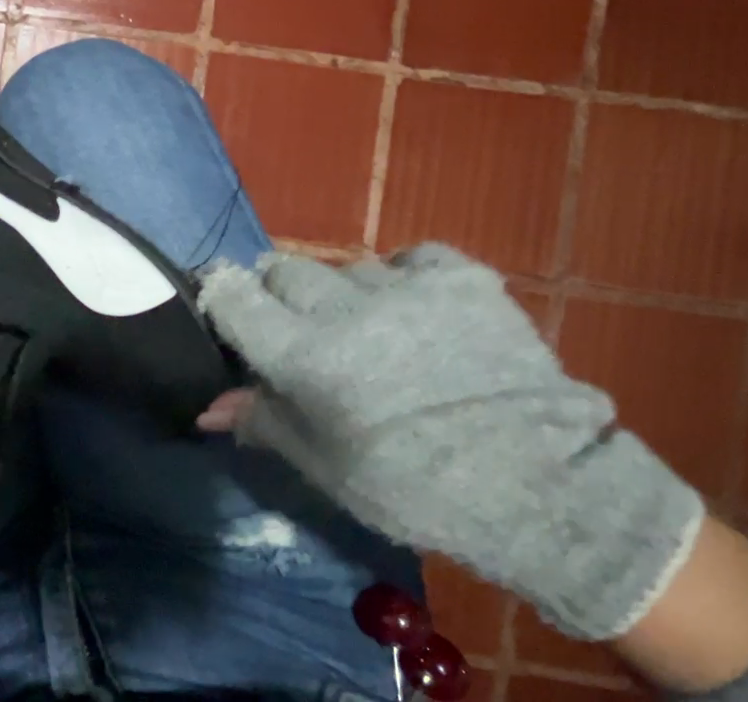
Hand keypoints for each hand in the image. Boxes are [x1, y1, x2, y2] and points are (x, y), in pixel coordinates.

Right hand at [197, 245, 704, 641]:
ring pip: (344, 268)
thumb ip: (263, 420)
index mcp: (306, 358)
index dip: (222, 296)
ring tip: (371, 329)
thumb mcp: (326, 466)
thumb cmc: (414, 489)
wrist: (540, 486)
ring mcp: (406, 287)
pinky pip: (409, 258)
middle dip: (280, 295)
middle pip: (283, 270)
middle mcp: (346, 310)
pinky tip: (415, 309)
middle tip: (301, 330)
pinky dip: (403, 278)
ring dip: (343, 294)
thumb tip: (206, 407)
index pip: (234, 296)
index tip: (227, 309)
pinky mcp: (461, 277)